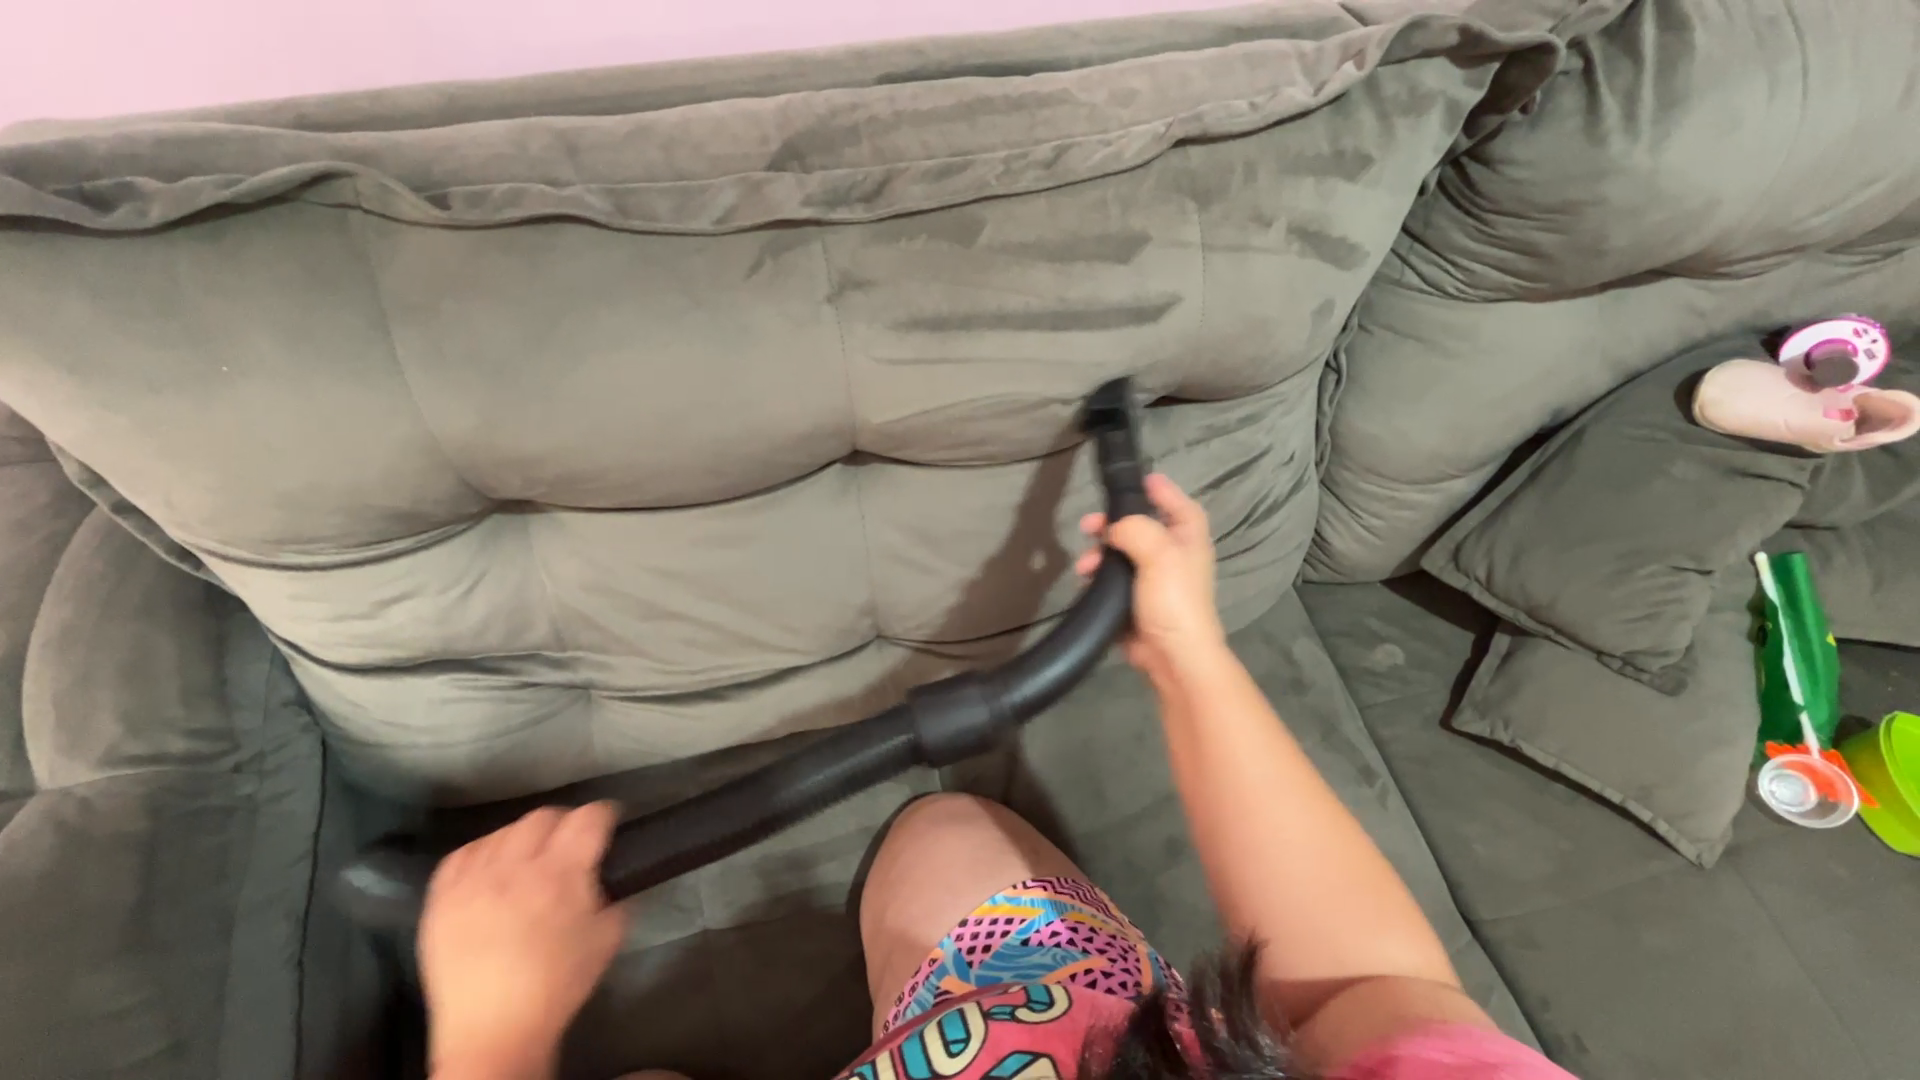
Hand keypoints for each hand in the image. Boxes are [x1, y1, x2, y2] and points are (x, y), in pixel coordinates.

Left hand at [418, 802, 628, 1079]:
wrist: (493, 1032)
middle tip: (570, 845)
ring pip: (504, 831)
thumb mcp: (609, 937)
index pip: (589, 817)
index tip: (608, 824)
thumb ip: (616, 896)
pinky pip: (461, 854)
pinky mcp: (441, 900)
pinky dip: (482, 853)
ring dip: (524, 839)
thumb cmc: (558, 985)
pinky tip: (492, 869)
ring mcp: (473, 881)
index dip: (605, 815)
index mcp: (562, 875)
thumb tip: (611, 876)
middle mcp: (515, 868)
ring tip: (529, 860)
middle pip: (544, 816)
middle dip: (564, 824)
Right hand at [1075, 473, 1225, 686]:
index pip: (1178, 505)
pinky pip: (1113, 579)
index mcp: (1188, 540)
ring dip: (1100, 554)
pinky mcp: (1135, 601)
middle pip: (1141, 527)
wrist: (1172, 656)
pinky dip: (1098, 577)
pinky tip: (1086, 580)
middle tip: (1089, 525)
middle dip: (1113, 524)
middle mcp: (1173, 556)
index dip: (1161, 490)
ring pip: (1122, 554)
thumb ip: (1134, 527)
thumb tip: (1113, 526)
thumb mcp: (1158, 553)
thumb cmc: (1173, 600)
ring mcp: (1154, 580)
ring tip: (1085, 565)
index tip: (1137, 479)